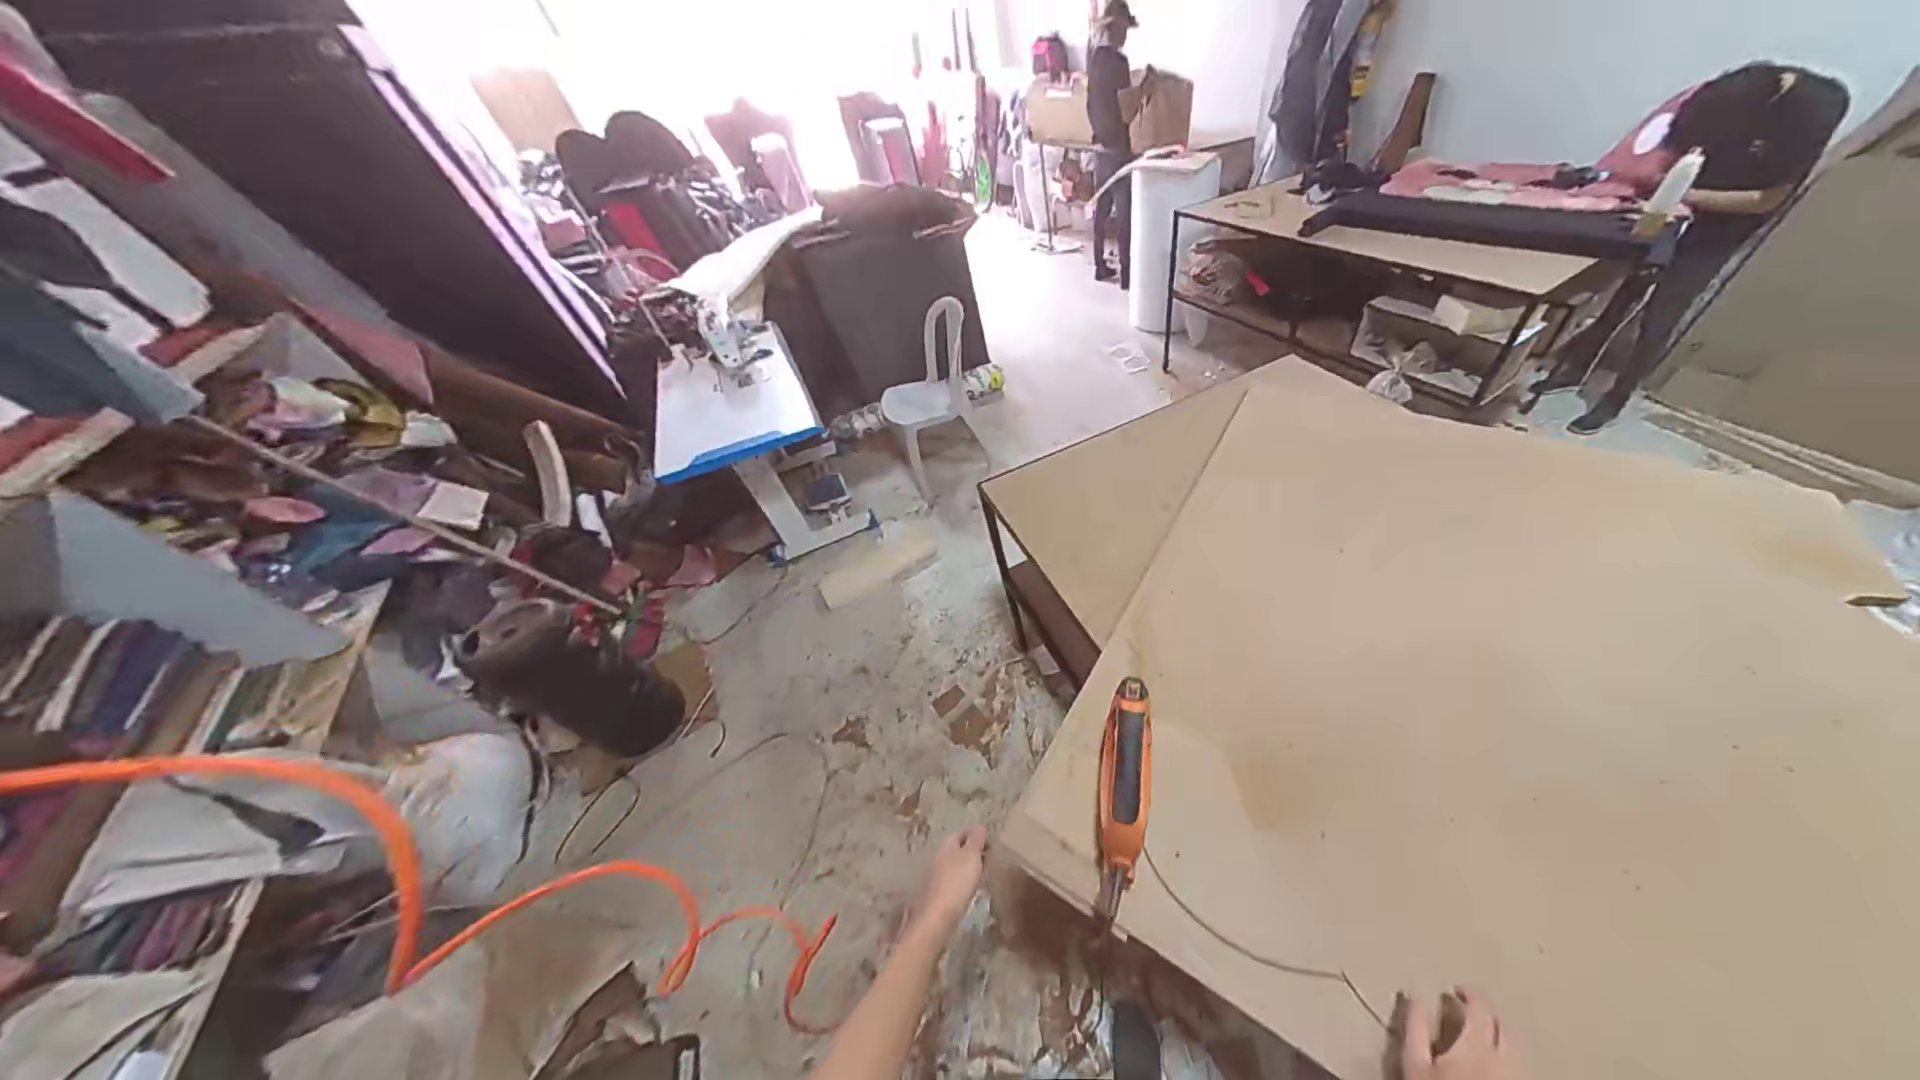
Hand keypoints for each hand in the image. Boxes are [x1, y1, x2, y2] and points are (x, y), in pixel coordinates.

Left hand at [905, 826, 986, 940]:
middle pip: (958, 849)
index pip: (962, 833)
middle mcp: (940, 857)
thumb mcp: (971, 857)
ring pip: (956, 865)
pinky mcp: (938, 894)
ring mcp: (937, 876)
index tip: (992, 842)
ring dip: (968, 867)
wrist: (936, 919)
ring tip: (984, 873)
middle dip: (972, 851)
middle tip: (990, 857)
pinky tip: (972, 890)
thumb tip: (979, 825)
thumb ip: (976, 840)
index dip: (977, 835)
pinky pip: (954, 881)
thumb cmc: (956, 883)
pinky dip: (964, 882)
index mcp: (947, 845)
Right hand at [1398, 988, 1523, 1079]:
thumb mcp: (1415, 1064)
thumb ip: (1416, 1027)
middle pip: (1505, 1026)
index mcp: (1477, 1046)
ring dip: (1503, 1033)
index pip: (1480, 1008)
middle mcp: (1506, 1061)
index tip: (1456, 990)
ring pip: (1519, 1049)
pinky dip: (1511, 1056)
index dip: (1469, 994)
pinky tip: (1499, 1062)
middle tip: (1471, 1007)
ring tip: (1486, 1031)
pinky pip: (1524, 1068)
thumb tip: (1415, 996)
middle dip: (1489, 1012)